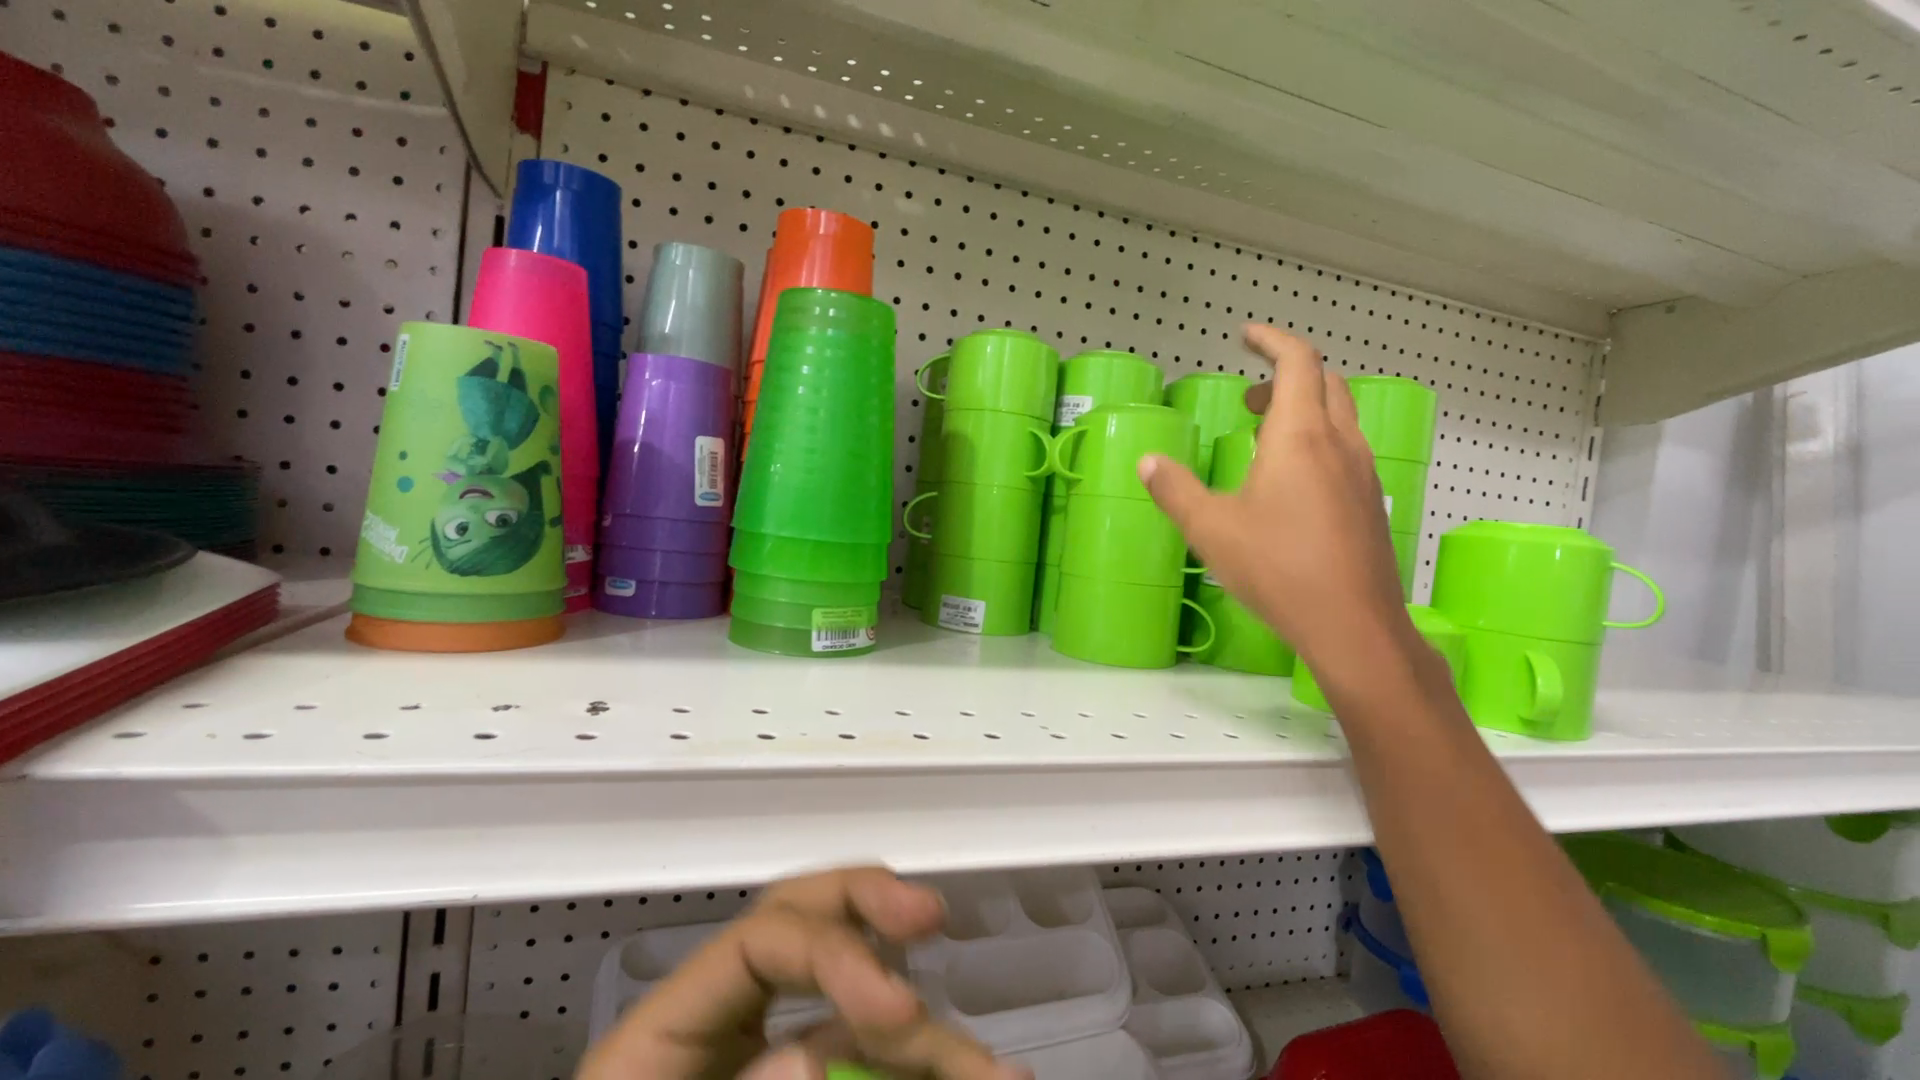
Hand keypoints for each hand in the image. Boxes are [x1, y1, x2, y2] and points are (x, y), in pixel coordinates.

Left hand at [577, 867, 1026, 1079]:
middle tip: (931, 917)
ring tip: (996, 1077)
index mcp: (670, 1036)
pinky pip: (870, 1071)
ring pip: (858, 1014)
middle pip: (801, 925)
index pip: (760, 945)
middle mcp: (727, 1031)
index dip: (837, 954)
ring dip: (928, 1037)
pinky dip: (924, 1076)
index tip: (898, 1008)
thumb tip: (810, 1057)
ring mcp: (773, 1066)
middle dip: (871, 910)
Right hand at [1140, 324, 1417, 683]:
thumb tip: (1148, 462)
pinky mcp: (1370, 502)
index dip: (1272, 340)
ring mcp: (1362, 472)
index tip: (1245, 336)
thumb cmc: (1278, 569)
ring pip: (1339, 415)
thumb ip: (1176, 490)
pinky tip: (1290, 483)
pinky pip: (1346, 448)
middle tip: (1249, 398)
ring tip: (1264, 437)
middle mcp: (1339, 443)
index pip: (1298, 362)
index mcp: (1300, 436)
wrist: (1353, 625)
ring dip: (1304, 408)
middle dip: (1286, 375)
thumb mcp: (1211, 530)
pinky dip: (1317, 440)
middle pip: (1325, 381)